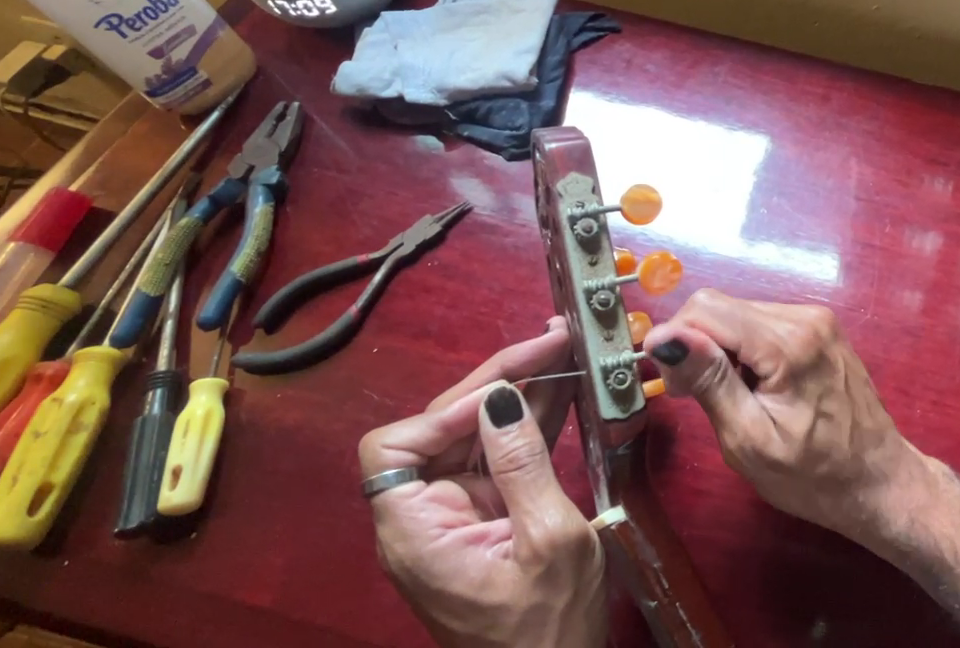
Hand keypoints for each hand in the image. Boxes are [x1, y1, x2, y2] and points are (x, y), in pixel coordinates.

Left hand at [359, 319, 607, 647]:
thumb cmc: (548, 625)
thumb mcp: (547, 539)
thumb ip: (522, 465)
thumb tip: (501, 398)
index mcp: (417, 530)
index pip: (395, 447)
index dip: (445, 412)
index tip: (503, 397)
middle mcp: (424, 515)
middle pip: (441, 427)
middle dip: (497, 379)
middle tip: (554, 340)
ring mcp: (457, 512)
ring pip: (476, 432)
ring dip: (520, 389)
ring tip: (564, 348)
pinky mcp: (488, 511)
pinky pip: (502, 452)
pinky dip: (532, 418)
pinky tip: (564, 385)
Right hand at [642, 289, 927, 549]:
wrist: (877, 480)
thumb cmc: (813, 475)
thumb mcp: (749, 439)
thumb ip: (708, 381)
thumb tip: (663, 337)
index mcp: (788, 342)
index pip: (706, 308)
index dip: (676, 341)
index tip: (674, 388)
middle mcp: (804, 316)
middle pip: (722, 306)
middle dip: (696, 345)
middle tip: (694, 397)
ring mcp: (816, 319)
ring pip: (740, 313)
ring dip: (720, 348)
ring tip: (729, 397)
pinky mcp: (820, 328)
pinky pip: (763, 322)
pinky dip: (744, 348)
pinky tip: (752, 385)